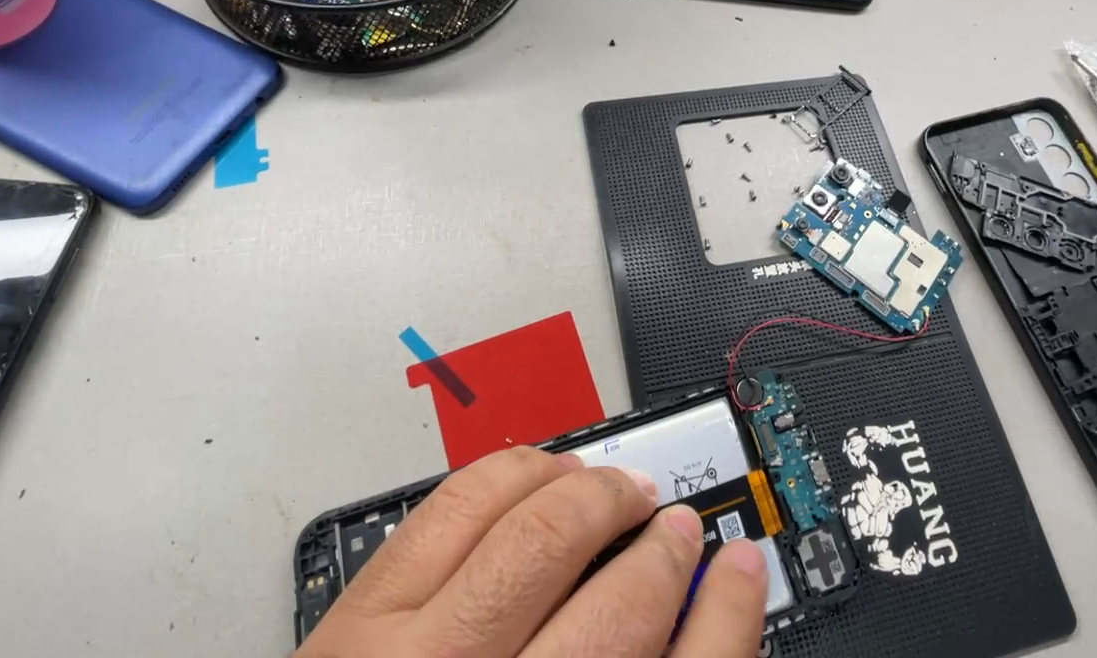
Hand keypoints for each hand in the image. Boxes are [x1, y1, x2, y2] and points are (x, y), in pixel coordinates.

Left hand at [294, 446, 768, 657]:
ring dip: (592, 496)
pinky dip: (514, 475)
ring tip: (618, 488)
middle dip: (663, 553)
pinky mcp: (357, 622)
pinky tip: (542, 478)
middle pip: (615, 615)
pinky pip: (456, 506)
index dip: (725, 617)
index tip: (738, 570)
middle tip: (677, 528)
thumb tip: (705, 610)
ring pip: (532, 537)